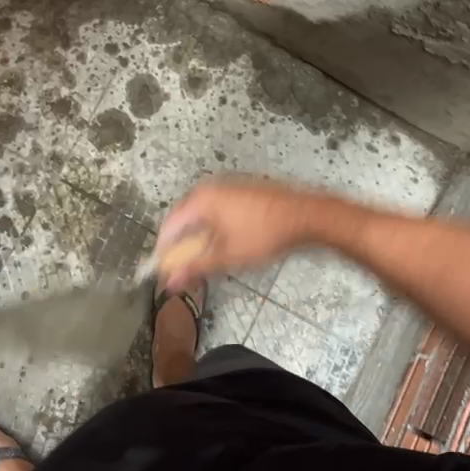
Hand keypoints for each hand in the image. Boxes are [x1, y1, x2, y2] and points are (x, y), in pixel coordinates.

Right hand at [154, 178, 360, 290]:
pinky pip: (217, 209)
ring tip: (207, 258)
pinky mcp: (242, 189)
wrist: (305, 215)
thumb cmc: (263, 234)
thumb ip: (195, 268)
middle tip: (186, 268)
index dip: (164, 251)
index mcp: (200, 199)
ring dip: (199, 236)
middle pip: (184, 218)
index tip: (165, 272)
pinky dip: (214, 226)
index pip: (169, 226)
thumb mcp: (227, 256)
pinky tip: (226, 242)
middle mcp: (209, 187)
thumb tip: (169, 284)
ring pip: (202, 214)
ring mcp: (227, 186)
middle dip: (182, 244)